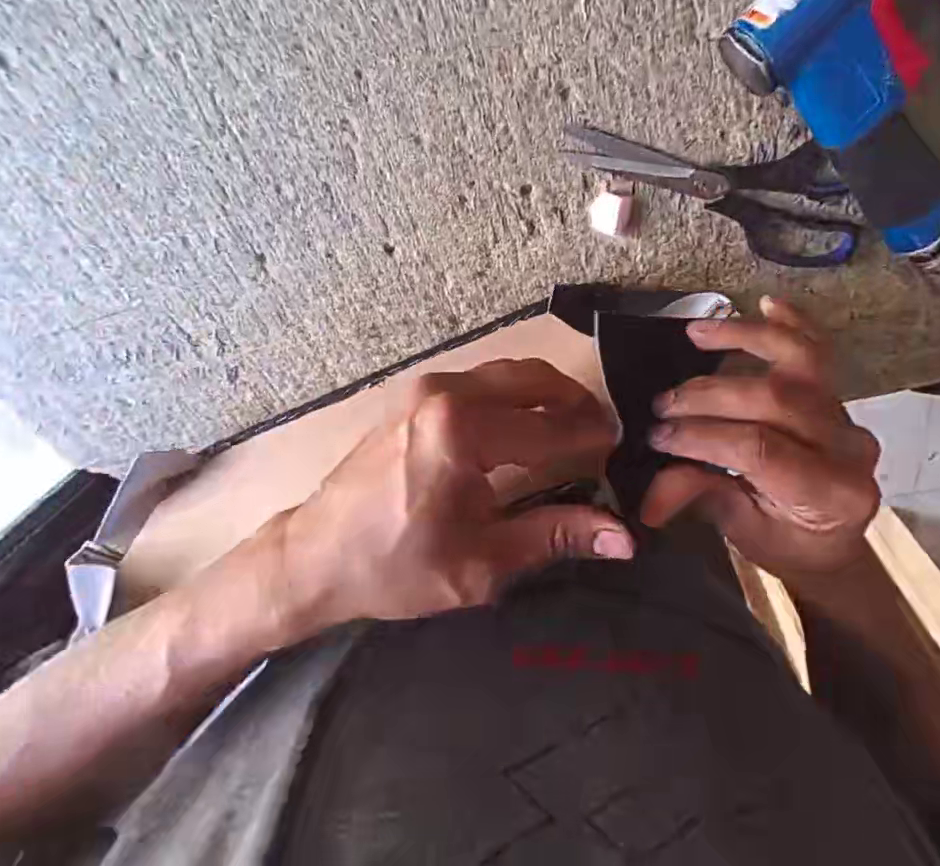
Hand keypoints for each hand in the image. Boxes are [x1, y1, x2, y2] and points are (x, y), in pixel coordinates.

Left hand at [266, 358, 634, 627]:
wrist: (315, 554)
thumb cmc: (396, 566)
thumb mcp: (482, 563)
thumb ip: (555, 536)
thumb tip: (624, 537)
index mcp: (462, 433)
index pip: (549, 427)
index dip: (589, 438)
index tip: (618, 446)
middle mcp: (446, 394)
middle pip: (532, 379)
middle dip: (573, 400)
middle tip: (600, 427)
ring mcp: (426, 388)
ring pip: (506, 372)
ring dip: (544, 391)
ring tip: (569, 422)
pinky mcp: (414, 394)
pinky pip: (480, 378)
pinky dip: (513, 391)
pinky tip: (524, 420)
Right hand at [640, 296, 881, 578]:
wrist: (832, 542)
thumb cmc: (788, 545)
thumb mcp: (744, 533)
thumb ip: (701, 497)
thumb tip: (646, 495)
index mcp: (829, 493)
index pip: (760, 449)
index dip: (703, 436)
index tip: (659, 435)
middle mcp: (847, 447)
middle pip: (777, 399)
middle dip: (710, 396)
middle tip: (664, 404)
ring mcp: (847, 416)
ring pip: (801, 362)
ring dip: (746, 338)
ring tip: (697, 332)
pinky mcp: (838, 398)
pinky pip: (818, 352)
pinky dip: (792, 323)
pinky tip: (765, 303)